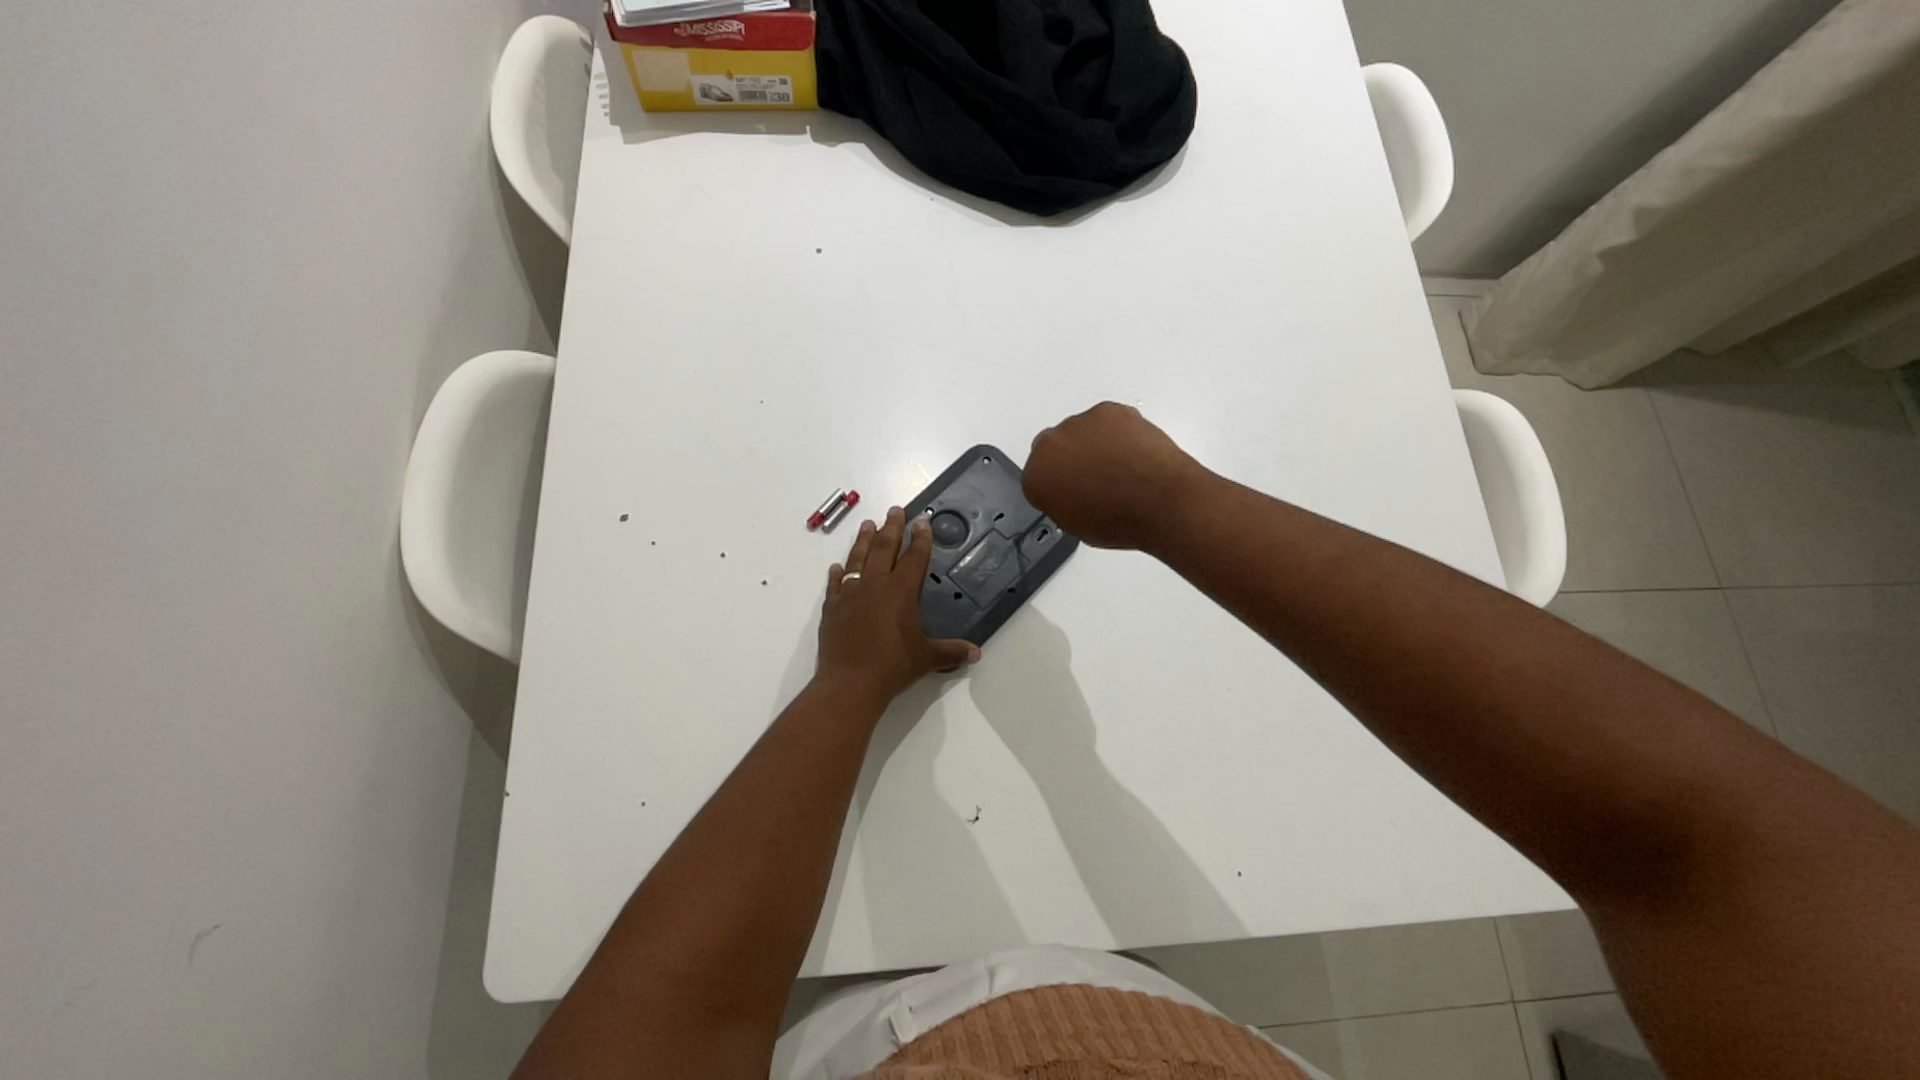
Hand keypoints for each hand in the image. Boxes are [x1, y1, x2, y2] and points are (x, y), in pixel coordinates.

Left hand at [816, 506, 979, 707]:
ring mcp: (850, 595)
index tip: (922, 520)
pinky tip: (837, 567)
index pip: (914, 557)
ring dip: (863, 540)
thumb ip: (951, 651)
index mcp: (901, 591)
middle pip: (884, 548)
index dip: (921, 538)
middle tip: (895, 510)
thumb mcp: (927, 658)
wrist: (850, 682)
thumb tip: (976, 653)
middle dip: (891, 527)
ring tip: (867, 524)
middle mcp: (875, 585)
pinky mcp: (832, 608)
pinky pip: (835, 585)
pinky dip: (837, 574)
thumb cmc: (893, 666)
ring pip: (858, 559)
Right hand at [1023, 402, 1212, 550]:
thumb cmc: (1122, 518)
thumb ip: (1063, 502)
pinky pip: (1107, 420)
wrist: (1160, 501)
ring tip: (1120, 467)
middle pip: (1056, 449)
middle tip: (1097, 478)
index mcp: (1036, 478)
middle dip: (1072, 460)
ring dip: (1094, 443)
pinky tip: (1130, 453)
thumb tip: (1072, 495)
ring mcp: (1079, 424)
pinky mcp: (1108, 410)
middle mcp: (1050, 446)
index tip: (1072, 491)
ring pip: (1081, 431)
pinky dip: (1117, 432)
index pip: (1037, 477)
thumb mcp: (1078, 527)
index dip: (1058, 485)